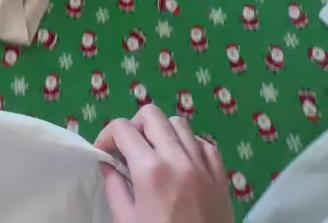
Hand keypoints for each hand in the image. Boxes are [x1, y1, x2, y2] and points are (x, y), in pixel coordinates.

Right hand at [96, 105, 232, 222]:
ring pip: (179, 123)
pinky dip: (190, 145)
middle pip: (151, 114)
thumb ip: (114, 187)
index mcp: (150, 170)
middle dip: (134, 127)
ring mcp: (203, 166)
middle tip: (130, 149)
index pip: (122, 128)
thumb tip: (108, 164)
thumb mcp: (127, 222)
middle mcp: (178, 159)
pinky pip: (205, 144)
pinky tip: (182, 162)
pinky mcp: (221, 178)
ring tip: (157, 154)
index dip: (107, 135)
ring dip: (163, 133)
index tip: (105, 152)